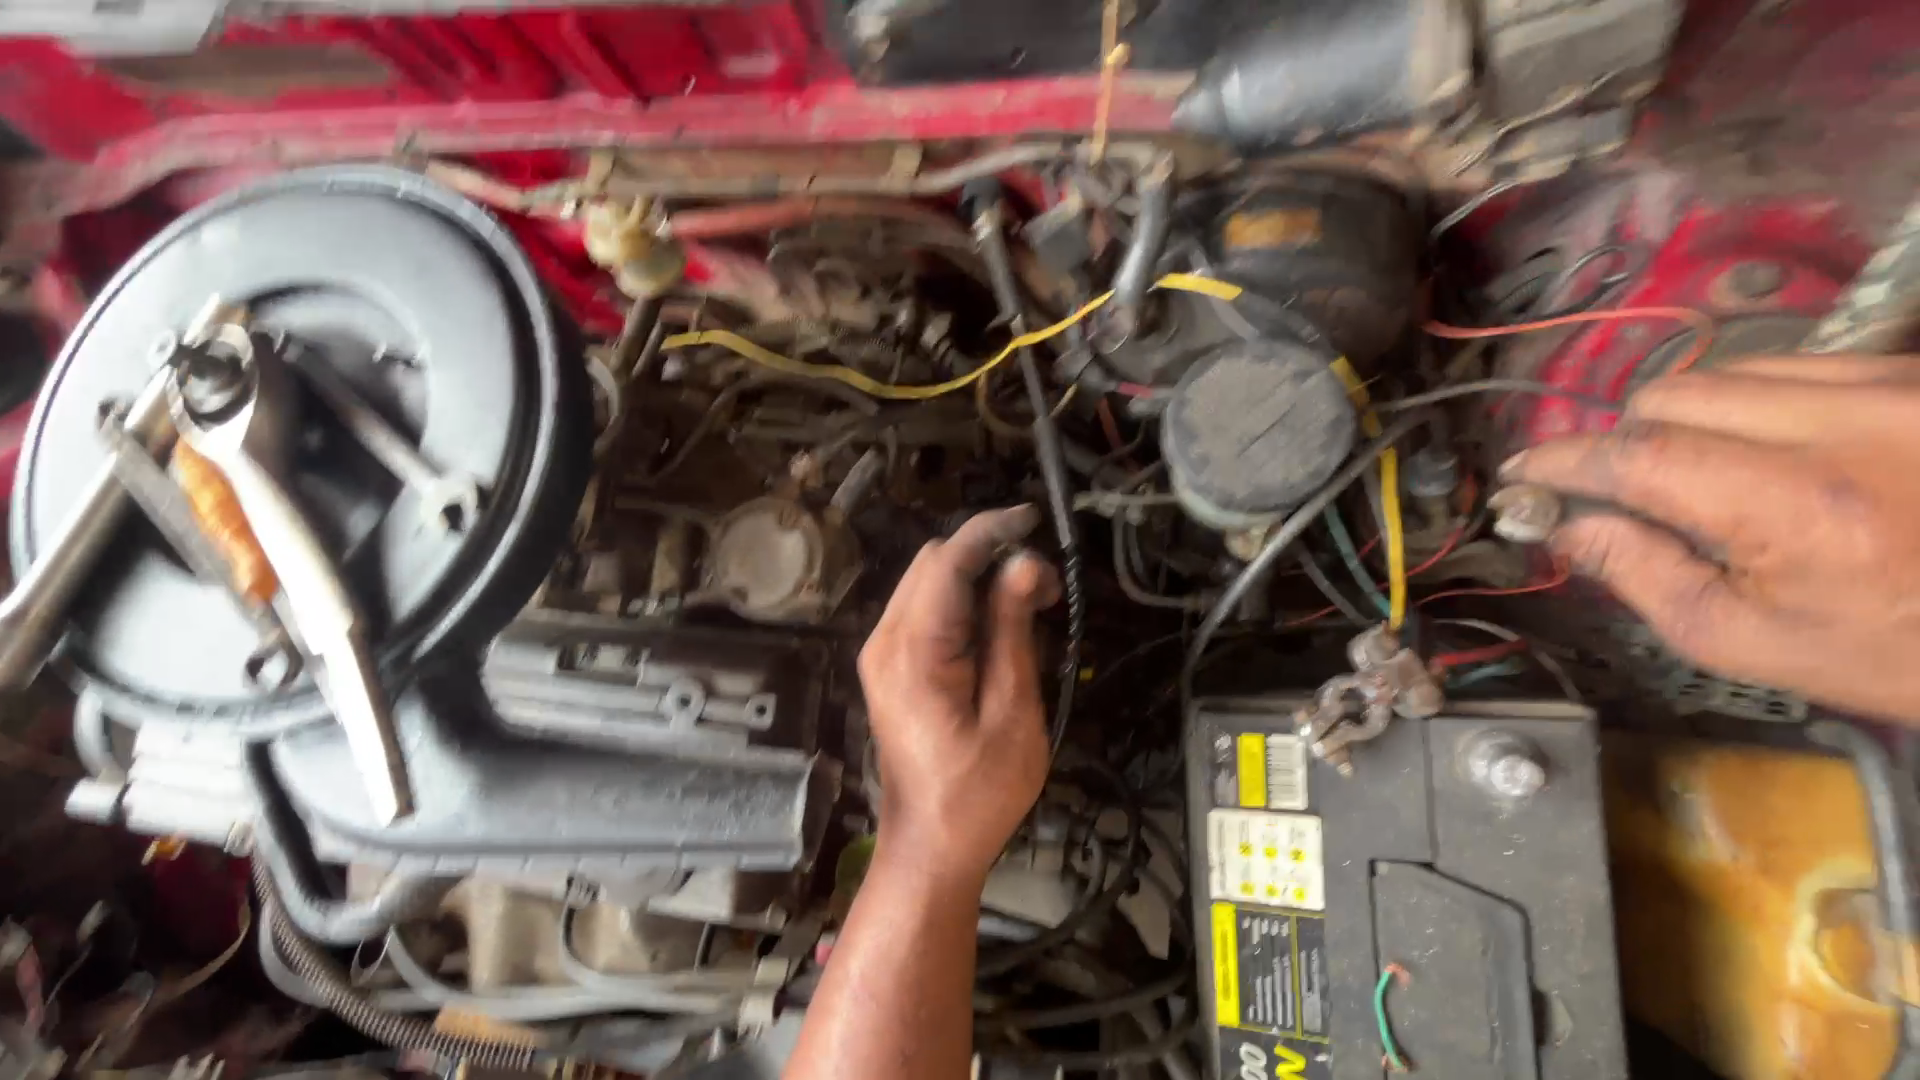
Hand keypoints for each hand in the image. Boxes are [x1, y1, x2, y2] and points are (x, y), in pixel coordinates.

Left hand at [858, 506, 1061, 882]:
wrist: (930, 844)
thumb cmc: (979, 791)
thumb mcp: (1011, 712)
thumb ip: (1012, 632)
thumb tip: (1023, 565)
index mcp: (913, 650)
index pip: (947, 561)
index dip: (990, 531)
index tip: (1033, 521)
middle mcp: (886, 640)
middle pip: (933, 562)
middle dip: (989, 556)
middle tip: (1044, 588)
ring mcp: (882, 652)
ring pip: (929, 581)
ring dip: (978, 579)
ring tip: (1031, 608)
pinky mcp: (890, 665)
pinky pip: (925, 610)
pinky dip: (963, 603)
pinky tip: (999, 629)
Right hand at [1504, 354, 1919, 723]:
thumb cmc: (1899, 650)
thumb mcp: (1748, 641)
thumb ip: (1641, 576)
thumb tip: (1566, 526)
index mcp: (1795, 506)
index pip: (1636, 457)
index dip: (1561, 460)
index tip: (1522, 474)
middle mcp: (1848, 424)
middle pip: (1670, 397)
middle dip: (1621, 438)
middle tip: (1614, 484)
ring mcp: (1898, 387)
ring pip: (1725, 370)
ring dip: (1682, 416)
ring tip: (1692, 466)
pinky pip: (1793, 362)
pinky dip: (1747, 400)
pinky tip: (1762, 444)